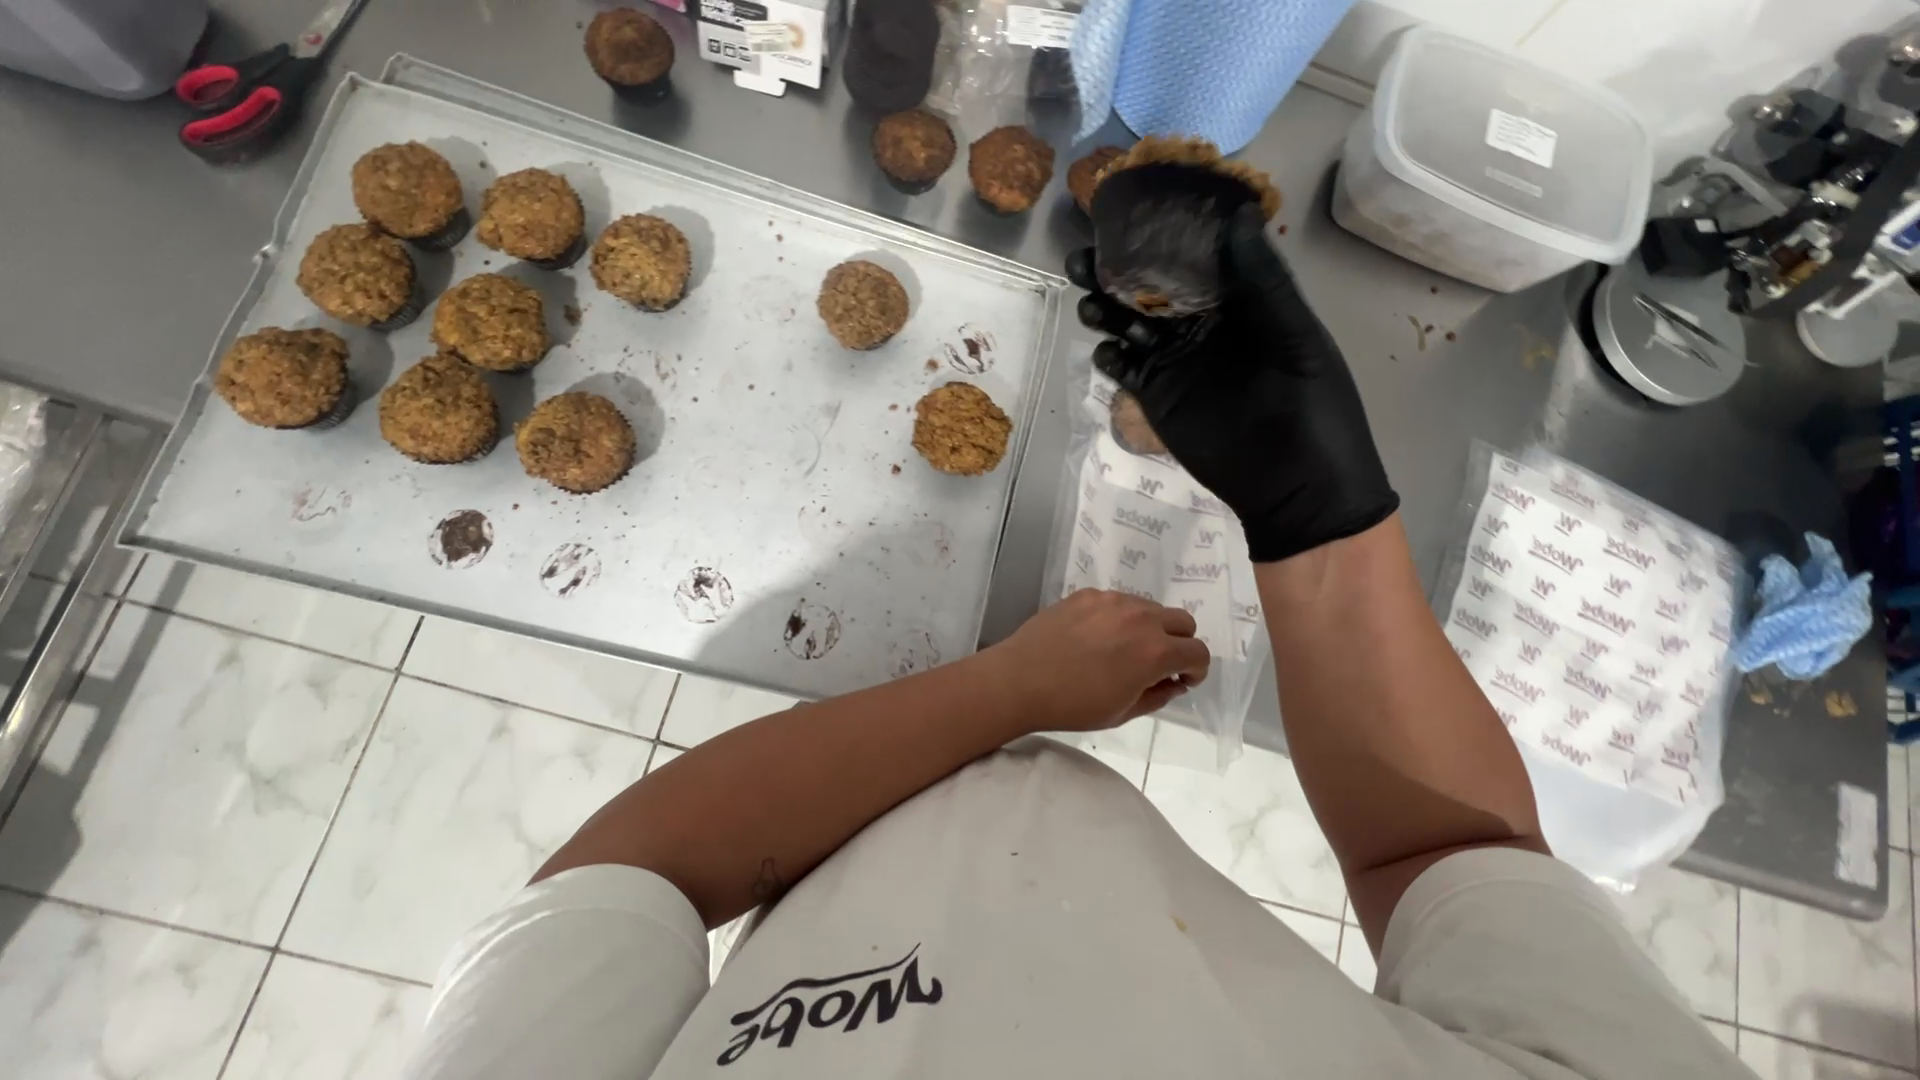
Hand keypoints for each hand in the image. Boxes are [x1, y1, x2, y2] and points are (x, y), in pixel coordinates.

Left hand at [979, 589, 1210, 733]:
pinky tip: (1096, 638)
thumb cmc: (1073, 705)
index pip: (1198, 653)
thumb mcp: (1123, 712)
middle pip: (1182, 621)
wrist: (1020, 680)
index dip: (1196, 670)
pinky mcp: (1088, 594)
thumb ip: (1159, 695)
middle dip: (1180, 643)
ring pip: (1150, 607)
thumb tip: (1175, 682)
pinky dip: (1120, 617)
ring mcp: (1113, 601)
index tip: (1182, 680)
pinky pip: (1118, 601)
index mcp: (1155, 651)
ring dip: (1151, 627)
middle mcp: (1140, 618)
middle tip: (1159, 663)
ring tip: (1124, 649)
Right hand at [1070, 183, 1399, 562]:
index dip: (1160, 234)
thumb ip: (1264, 280)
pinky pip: (1123, 370)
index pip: (1192, 257)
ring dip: (1106, 310)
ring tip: (1086, 299)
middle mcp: (1201, 325)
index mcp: (1239, 302)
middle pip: (1150, 290)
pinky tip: (1104, 350)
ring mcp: (1174, 362)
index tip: (1128, 212)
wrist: (1298, 485)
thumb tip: (1239, 213)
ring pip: (1129, 326)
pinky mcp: (1155, 398)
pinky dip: (1109, 357)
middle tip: (1083, 257)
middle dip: (1116, 272)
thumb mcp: (1295, 336)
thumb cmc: (1312, 405)